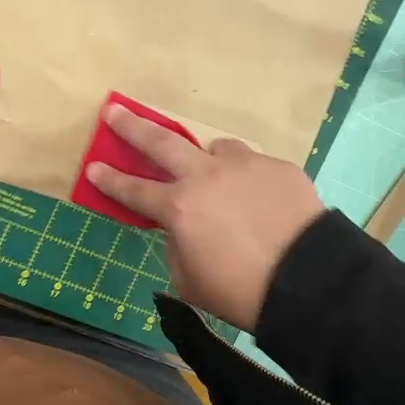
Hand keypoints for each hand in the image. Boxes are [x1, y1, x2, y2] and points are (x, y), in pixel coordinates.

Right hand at [85, 105, 323, 331]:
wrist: (310, 283)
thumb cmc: (241, 292)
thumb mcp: (190, 280)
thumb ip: (177, 246)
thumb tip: (183, 229)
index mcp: (178, 208)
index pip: (133, 189)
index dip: (109, 179)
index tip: (93, 166)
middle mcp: (205, 177)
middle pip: (160, 142)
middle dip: (132, 126)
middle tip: (115, 111)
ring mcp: (244, 166)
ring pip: (216, 148)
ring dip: (208, 159)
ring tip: (217, 177)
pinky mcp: (278, 167)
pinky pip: (254, 166)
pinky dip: (248, 180)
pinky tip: (260, 201)